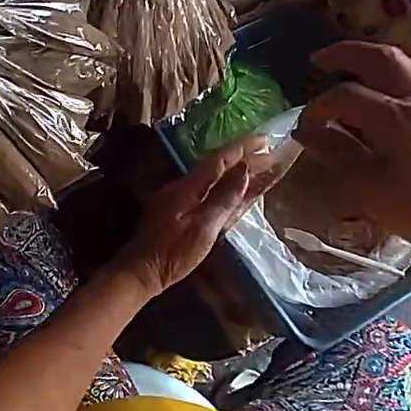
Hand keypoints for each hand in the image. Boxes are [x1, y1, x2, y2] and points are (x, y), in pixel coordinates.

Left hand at [108, 136, 269, 297]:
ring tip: (258, 166)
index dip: (242, 148)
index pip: (218, 161)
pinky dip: (222, 188)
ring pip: (210, 179)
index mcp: (186, 188)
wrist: (141, 271)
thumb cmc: (173, 253)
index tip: (264, 139)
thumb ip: (224, 200)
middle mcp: (180, 187)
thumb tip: (244, 172)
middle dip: (242, 159)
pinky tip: (233, 190)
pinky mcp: (176, 210)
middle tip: (269, 152)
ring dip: (233, 172)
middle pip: (215, 168)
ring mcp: (176, 198)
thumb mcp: (204, 228)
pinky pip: (204, 192)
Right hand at [293, 42, 410, 279]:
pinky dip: (396, 75)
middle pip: (383, 59)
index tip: (302, 125)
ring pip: (408, 66)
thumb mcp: (367, 186)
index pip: (345, 95)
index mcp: (397, 117)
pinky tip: (386, 94)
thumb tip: (306, 131)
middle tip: (320, 58)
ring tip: (352, 68)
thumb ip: (335, 151)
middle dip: (347, 54)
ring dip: (375, 60)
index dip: (318, 107)